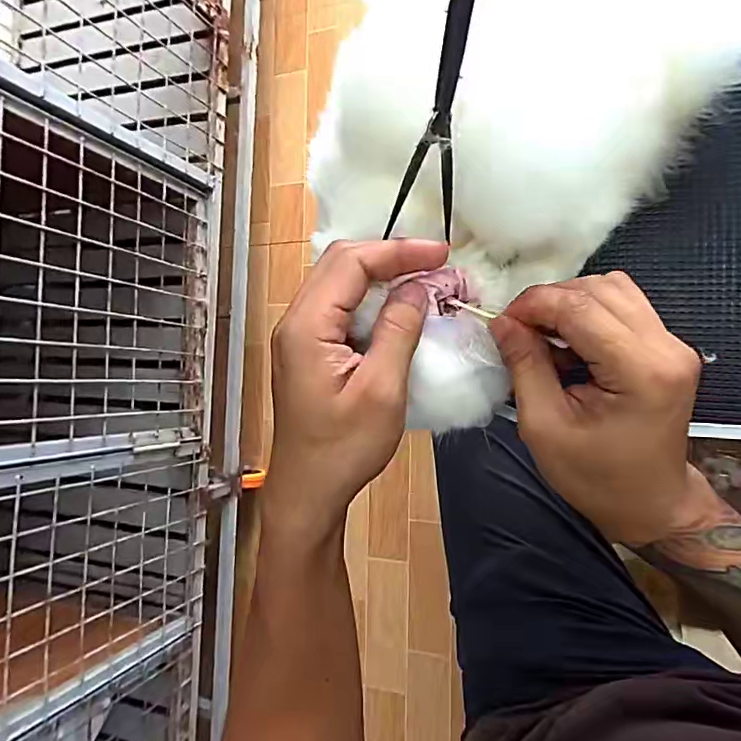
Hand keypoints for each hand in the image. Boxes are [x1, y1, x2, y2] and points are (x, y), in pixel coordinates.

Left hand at [267, 238, 449, 518]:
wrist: (311, 489)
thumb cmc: (344, 448)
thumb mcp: (382, 389)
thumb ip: (398, 330)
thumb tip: (419, 288)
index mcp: (307, 326)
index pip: (352, 263)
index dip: (400, 251)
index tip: (442, 253)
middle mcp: (298, 321)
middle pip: (344, 264)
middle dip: (394, 256)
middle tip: (440, 263)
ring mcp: (303, 335)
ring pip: (345, 284)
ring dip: (388, 277)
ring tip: (430, 281)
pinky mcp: (314, 350)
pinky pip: (347, 308)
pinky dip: (379, 300)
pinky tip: (406, 308)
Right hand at [490, 272, 708, 546]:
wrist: (652, 503)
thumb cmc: (598, 480)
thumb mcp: (546, 428)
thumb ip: (525, 366)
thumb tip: (504, 322)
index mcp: (642, 371)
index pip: (581, 307)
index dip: (534, 305)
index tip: (503, 323)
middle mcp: (667, 348)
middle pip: (601, 289)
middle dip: (551, 301)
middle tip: (521, 332)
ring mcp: (675, 345)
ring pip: (616, 289)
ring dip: (572, 303)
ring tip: (546, 338)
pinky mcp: (671, 348)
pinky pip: (627, 307)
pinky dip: (592, 314)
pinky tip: (573, 344)